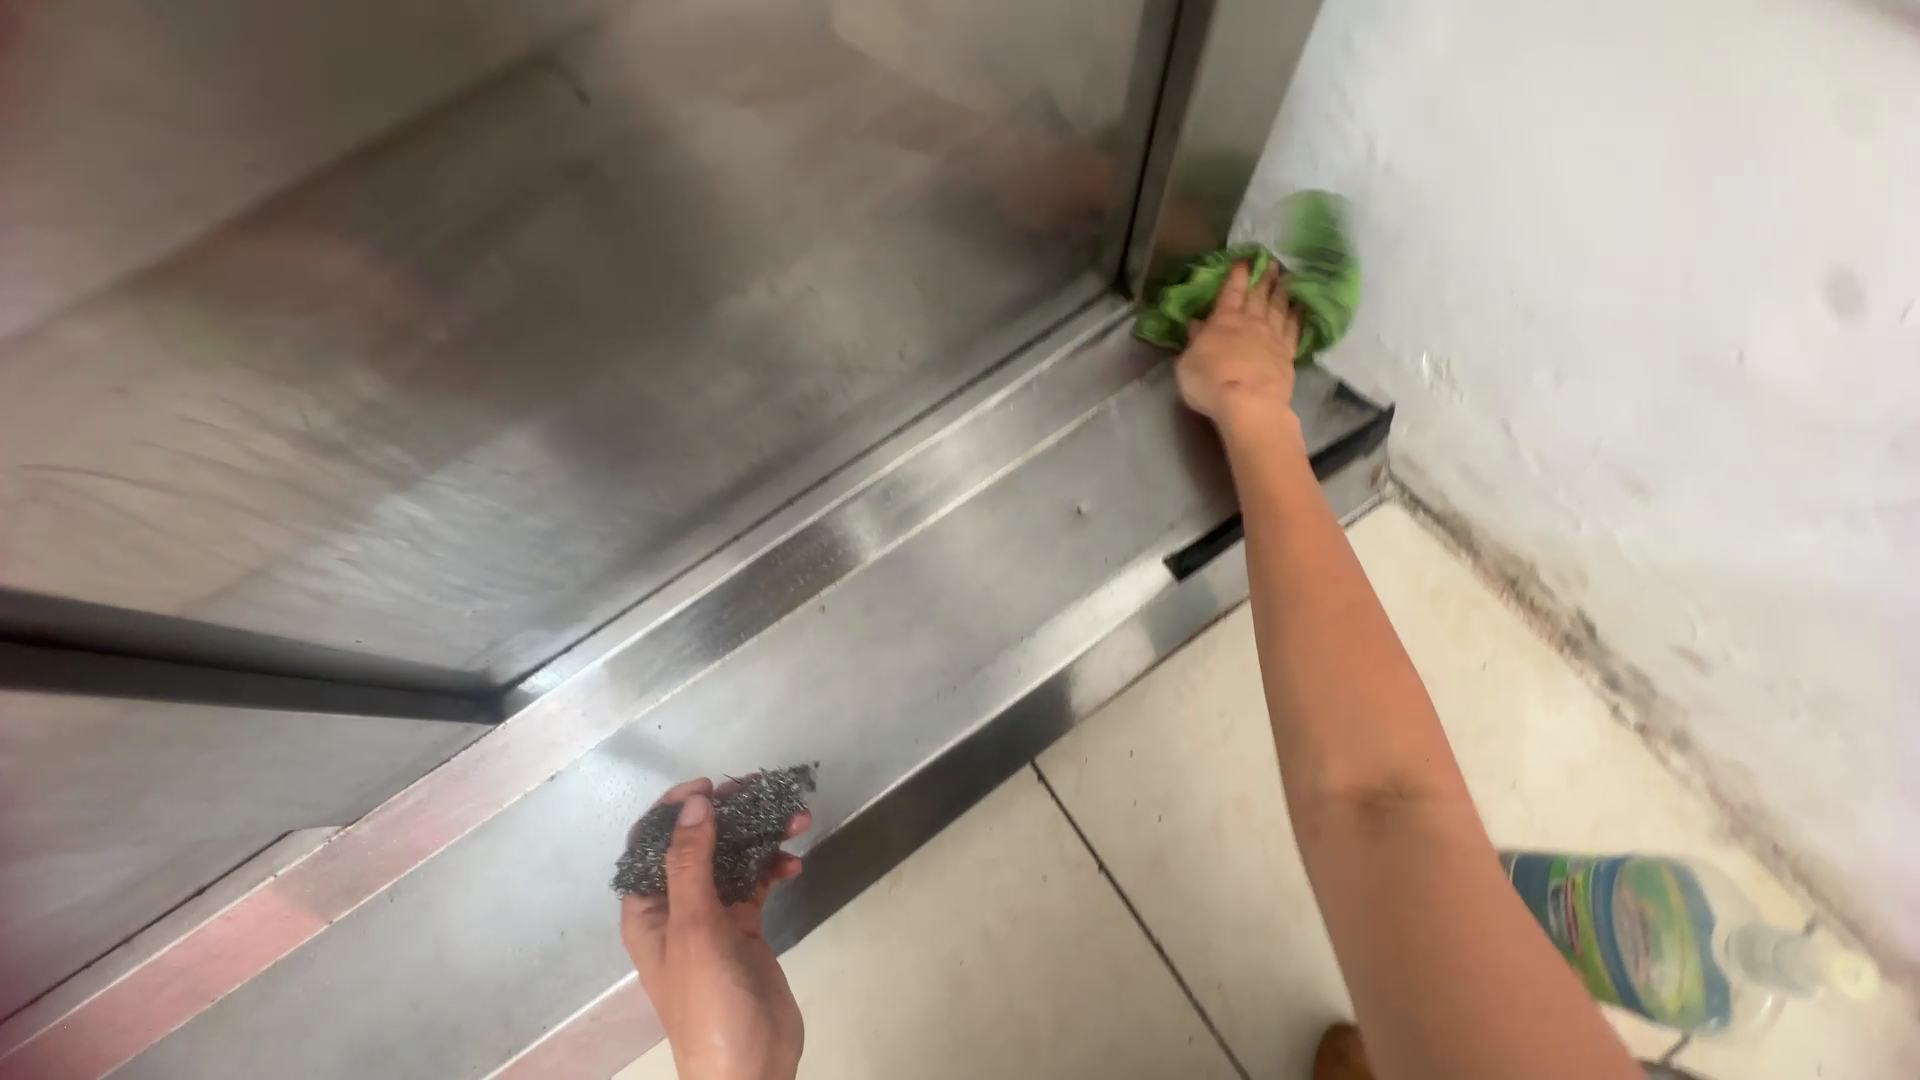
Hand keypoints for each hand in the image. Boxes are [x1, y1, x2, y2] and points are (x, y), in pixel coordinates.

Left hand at [620, 778, 811, 1079]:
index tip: (710, 787)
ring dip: (761, 836)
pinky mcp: (746, 926)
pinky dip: (774, 867)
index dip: (674, 810)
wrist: (750, 1066)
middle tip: (761, 790)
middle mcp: (677, 906)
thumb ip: (691, 862)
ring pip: (733, 858)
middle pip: (698, 843)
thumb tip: (694, 801)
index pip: (650, 843)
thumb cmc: (708, 999)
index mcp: (648, 909)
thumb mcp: (694, 927)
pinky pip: (757, 882)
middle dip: (728, 814)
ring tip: (797, 819)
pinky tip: (794, 864)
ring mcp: (714, 916)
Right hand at [1174, 261, 1303, 440]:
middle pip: (1259, 295)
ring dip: (1283, 291)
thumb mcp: (1187, 363)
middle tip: (1272, 263)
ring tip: (1288, 278)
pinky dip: (1298, 316)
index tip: (1245, 260)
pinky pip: (1294, 329)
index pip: (1231, 291)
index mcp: (1224, 320)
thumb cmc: (1209, 382)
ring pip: (1279, 308)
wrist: (1248, 402)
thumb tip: (1196, 324)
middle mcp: (1251, 323)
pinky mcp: (1287, 354)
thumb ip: (1193, 342)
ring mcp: (1272, 337)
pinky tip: (1301, 308)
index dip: (1238, 274)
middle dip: (1264, 277)